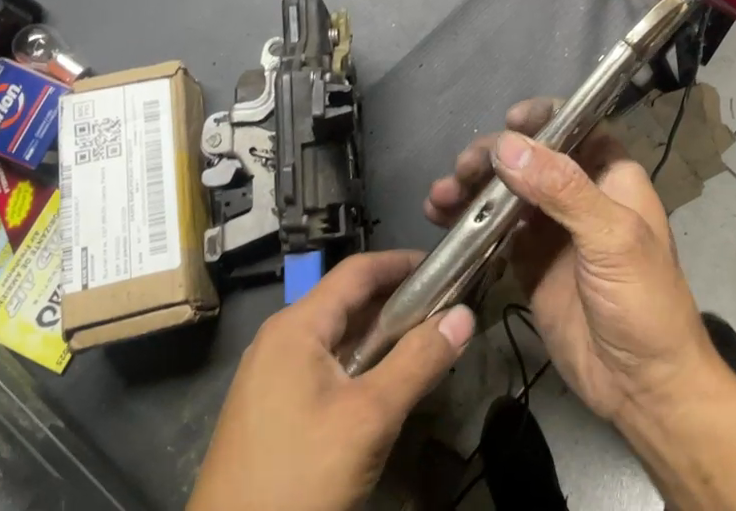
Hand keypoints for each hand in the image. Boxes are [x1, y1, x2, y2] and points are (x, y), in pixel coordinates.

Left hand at [189, 251, 475, 510]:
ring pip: (337, 339)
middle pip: (347, 303)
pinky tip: (386, 387)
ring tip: (427, 346)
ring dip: (382, 336)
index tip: (447, 267)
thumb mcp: (370, 417)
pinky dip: (361, 364)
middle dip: (398, 302)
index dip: (403, 263)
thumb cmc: (301, 473)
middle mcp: (280, 339)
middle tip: (447, 311)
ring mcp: (271, 376)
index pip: (357, 271)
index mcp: (296, 326)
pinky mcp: (272, 408)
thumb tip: (464, 314)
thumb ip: (418, 362)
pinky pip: (324, 368)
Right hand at [425, 99, 721, 425]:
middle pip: (531, 159)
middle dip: (494, 157)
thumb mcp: (612, 239)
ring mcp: (552, 231)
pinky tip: (441, 221)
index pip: (577, 128)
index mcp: (612, 178)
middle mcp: (579, 196)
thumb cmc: (644, 302)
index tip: (508, 121)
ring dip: (473, 189)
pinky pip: (493, 233)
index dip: (543, 119)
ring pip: (507, 193)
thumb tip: (508, 145)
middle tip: (463, 171)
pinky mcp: (528, 264)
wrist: (644, 385)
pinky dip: (467, 224)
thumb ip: (562, 190)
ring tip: (440, 196)